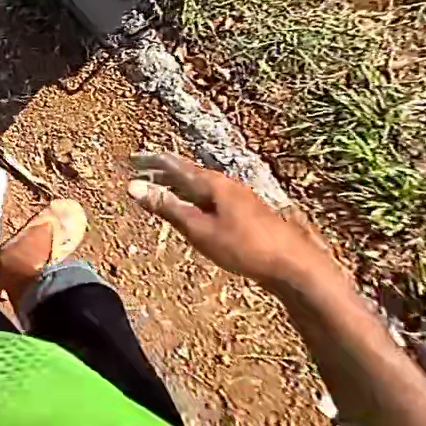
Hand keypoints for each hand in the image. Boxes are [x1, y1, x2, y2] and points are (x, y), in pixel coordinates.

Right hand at [127, 152, 341, 291]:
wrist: (293, 265)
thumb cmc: (243, 246)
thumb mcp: (197, 228)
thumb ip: (166, 207)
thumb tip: (133, 187)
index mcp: (211, 183)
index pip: (174, 165)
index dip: (151, 162)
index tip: (132, 159)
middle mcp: (225, 184)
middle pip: (187, 172)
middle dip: (161, 171)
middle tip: (140, 171)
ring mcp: (238, 197)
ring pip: (199, 184)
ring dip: (176, 184)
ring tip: (159, 187)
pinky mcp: (245, 212)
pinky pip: (209, 196)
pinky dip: (191, 196)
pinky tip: (191, 207)